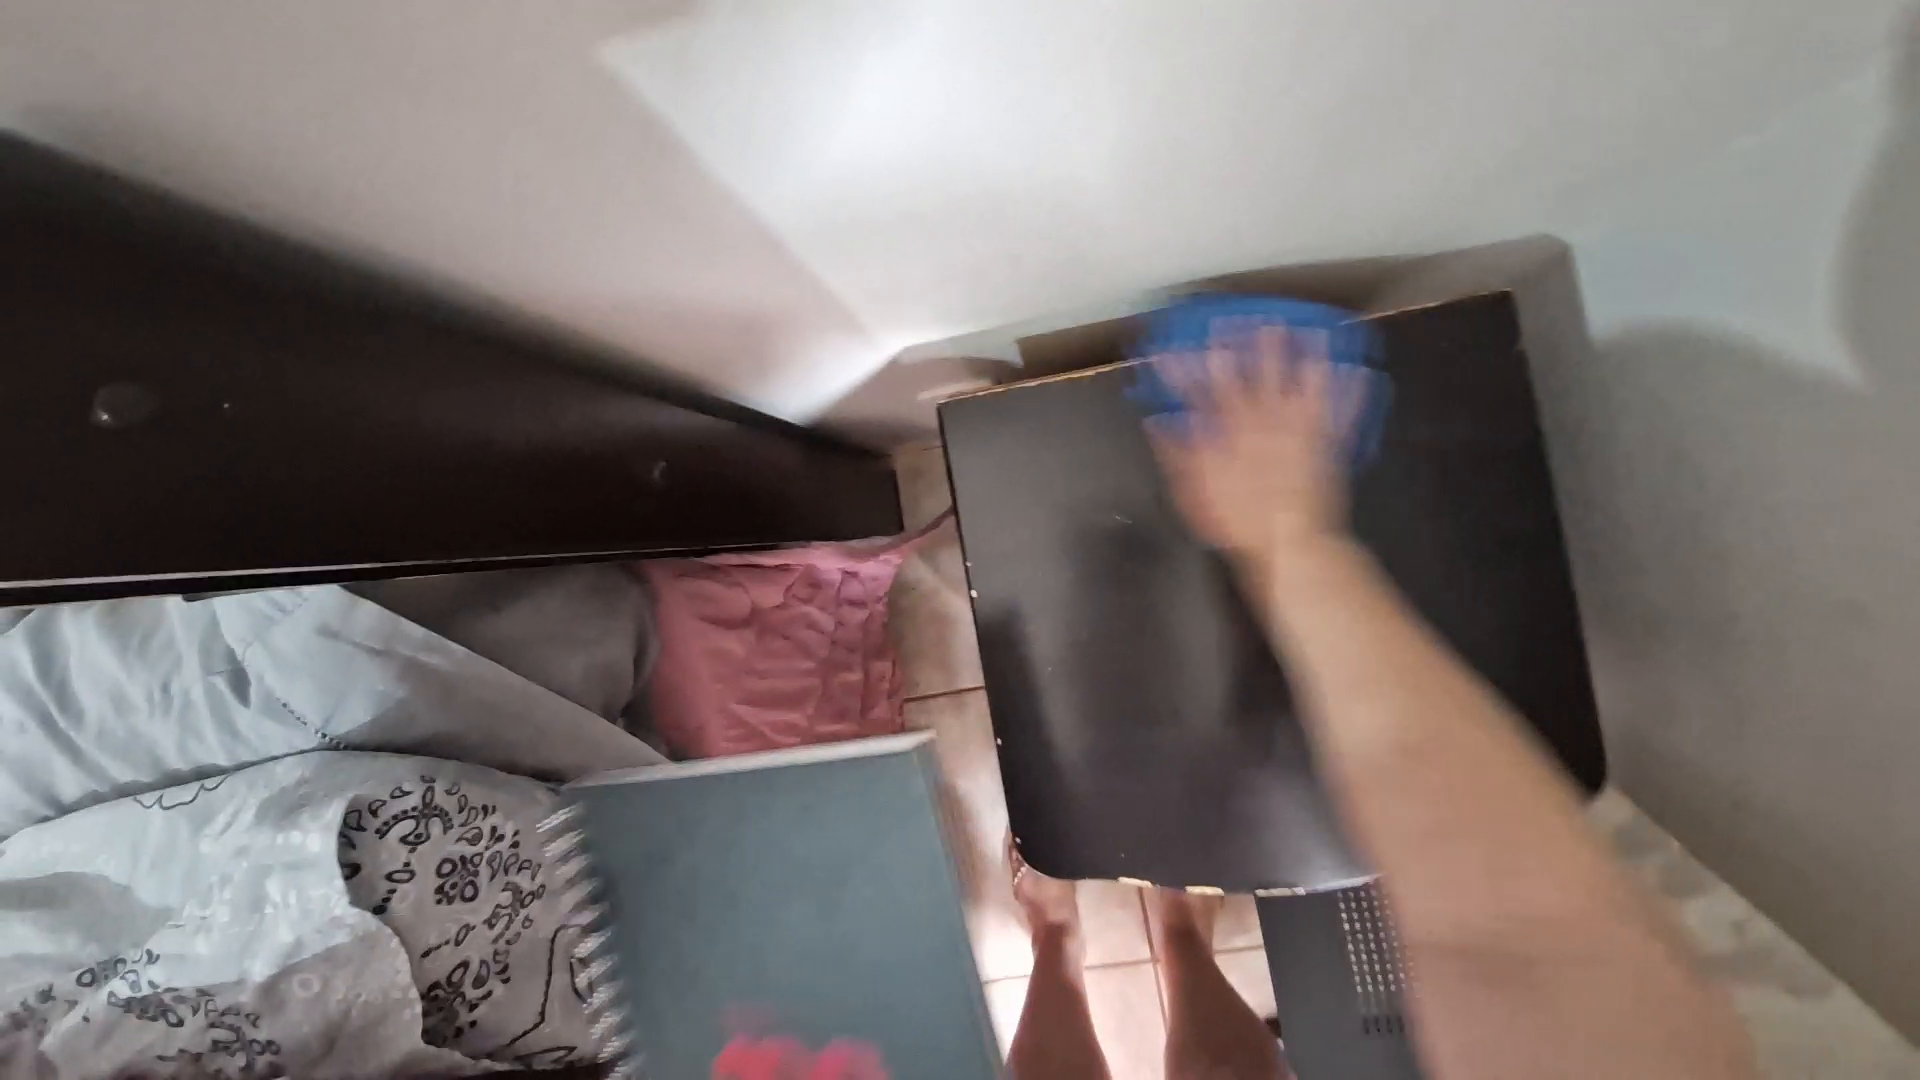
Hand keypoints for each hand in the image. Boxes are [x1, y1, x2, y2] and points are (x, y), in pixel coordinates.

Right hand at [1144, 323, 1366, 567]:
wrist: (1291, 543)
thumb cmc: (1237, 522)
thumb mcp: (1194, 491)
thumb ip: (1177, 453)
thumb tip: (1158, 422)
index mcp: (1229, 432)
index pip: (1203, 391)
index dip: (1189, 367)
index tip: (1178, 346)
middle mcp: (1263, 422)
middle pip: (1252, 376)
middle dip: (1243, 345)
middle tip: (1240, 318)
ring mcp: (1299, 429)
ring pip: (1298, 382)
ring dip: (1299, 355)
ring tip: (1302, 328)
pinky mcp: (1327, 443)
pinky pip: (1341, 411)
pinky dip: (1348, 390)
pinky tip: (1355, 371)